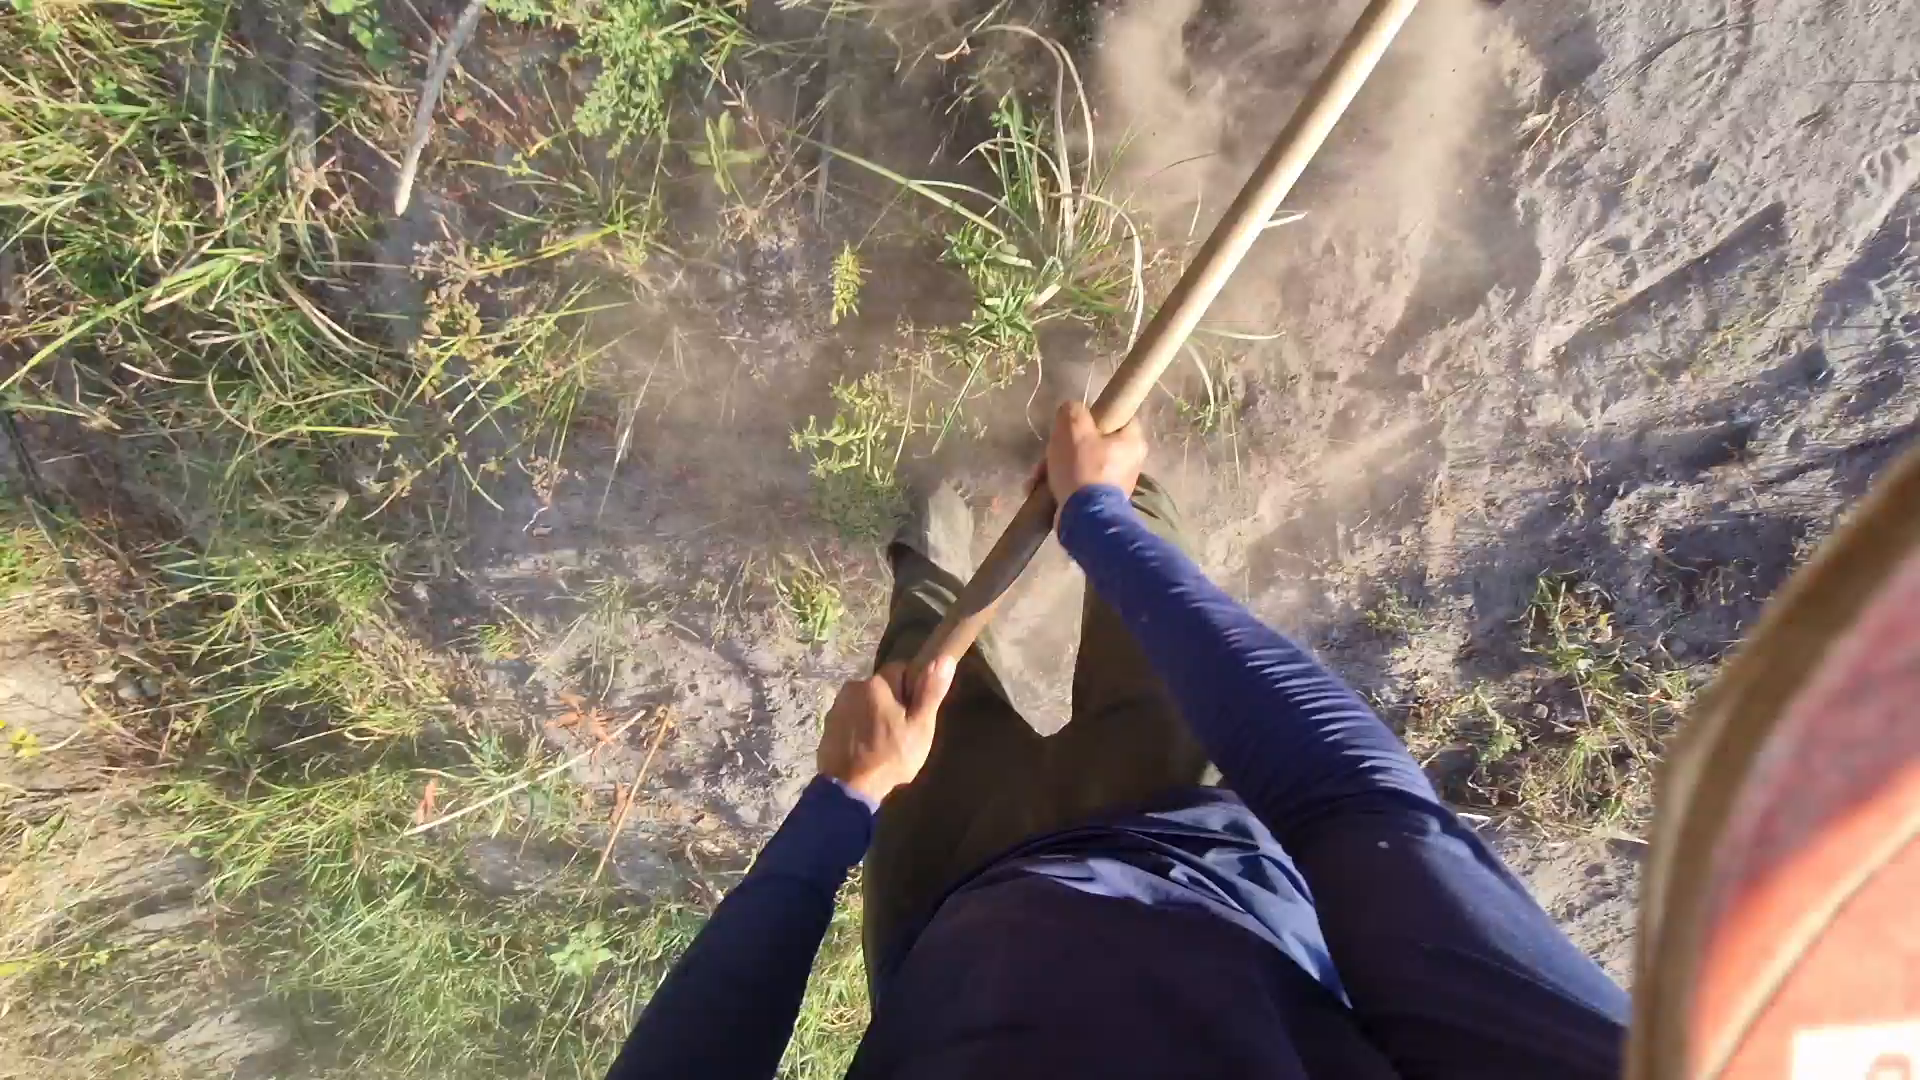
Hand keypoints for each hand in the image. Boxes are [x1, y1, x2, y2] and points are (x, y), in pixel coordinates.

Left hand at [816, 657, 956, 802]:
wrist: (850, 788)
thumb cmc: (891, 756)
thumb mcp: (919, 726)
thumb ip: (930, 691)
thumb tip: (944, 659)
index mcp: (877, 683)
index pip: (901, 670)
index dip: (912, 690)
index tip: (915, 713)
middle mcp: (854, 686)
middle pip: (883, 687)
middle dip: (893, 703)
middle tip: (902, 732)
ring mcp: (837, 706)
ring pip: (866, 702)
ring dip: (875, 715)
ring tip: (883, 743)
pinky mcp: (828, 725)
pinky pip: (852, 717)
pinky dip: (860, 727)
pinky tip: (866, 749)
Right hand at [1042, 400, 1146, 506]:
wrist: (1084, 519)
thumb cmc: (1082, 468)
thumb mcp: (1072, 428)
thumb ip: (1072, 410)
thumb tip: (1070, 411)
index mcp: (1132, 440)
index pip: (1117, 415)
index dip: (1093, 415)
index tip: (1073, 423)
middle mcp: (1129, 462)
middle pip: (1093, 442)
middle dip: (1064, 448)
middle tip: (1047, 455)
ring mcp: (1116, 484)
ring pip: (1081, 464)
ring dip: (1056, 468)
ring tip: (1037, 478)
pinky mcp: (1101, 502)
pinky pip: (1078, 484)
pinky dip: (1060, 485)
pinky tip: (1039, 490)